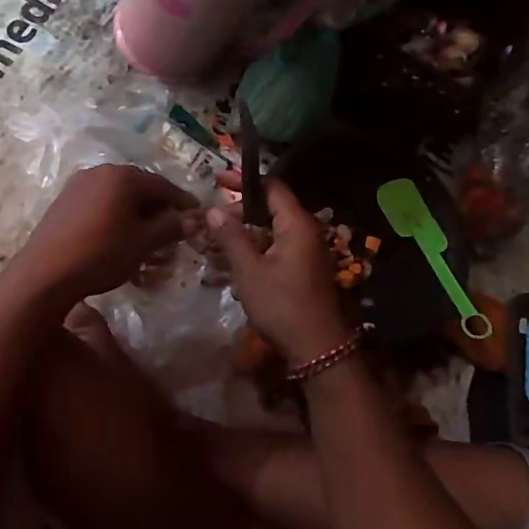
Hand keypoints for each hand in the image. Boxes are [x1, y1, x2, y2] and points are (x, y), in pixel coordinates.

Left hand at [7, 165, 198, 305]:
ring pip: (118, 197)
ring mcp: (78, 185)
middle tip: (174, 228)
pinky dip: (115, 217)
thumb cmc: (101, 254)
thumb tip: (195, 219)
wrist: (45, 273)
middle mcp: (100, 172)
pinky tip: (119, 237)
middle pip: (139, 187)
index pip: (163, 185)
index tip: (198, 215)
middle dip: (158, 208)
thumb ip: (171, 227)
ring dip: (136, 214)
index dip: (182, 202)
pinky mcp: (64, 202)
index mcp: (122, 176)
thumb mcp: (143, 243)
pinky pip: (99, 204)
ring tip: (148, 237)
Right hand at [204, 177, 354, 362]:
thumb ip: (231, 236)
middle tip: (212, 215)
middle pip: (272, 207)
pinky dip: (255, 246)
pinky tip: (234, 258)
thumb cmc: (281, 305)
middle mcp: (306, 232)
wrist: (316, 347)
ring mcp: (307, 252)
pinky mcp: (303, 269)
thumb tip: (213, 209)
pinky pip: (277, 246)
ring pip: (272, 229)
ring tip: (216, 236)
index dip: (245, 181)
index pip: (272, 187)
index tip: (218, 181)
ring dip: (245, 229)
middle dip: (240, 208)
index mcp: (297, 224)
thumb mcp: (249, 270)